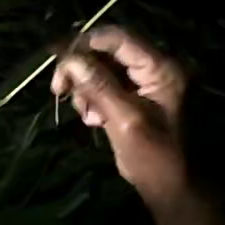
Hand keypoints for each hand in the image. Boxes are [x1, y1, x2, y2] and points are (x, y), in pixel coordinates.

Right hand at [51, 25, 189, 203]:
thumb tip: (70, 60)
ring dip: (83, 86)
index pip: (118, 39)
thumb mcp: (124, 120)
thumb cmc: (153, 155)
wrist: (167, 186)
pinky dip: (90, 97)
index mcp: (159, 68)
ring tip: (85, 113)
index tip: (58, 61)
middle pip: (105, 51)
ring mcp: (141, 82)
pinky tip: (92, 118)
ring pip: (99, 67)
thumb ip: (99, 86)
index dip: (85, 44)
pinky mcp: (130, 95)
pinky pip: (101, 84)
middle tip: (58, 88)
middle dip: (79, 68)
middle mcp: (151, 68)